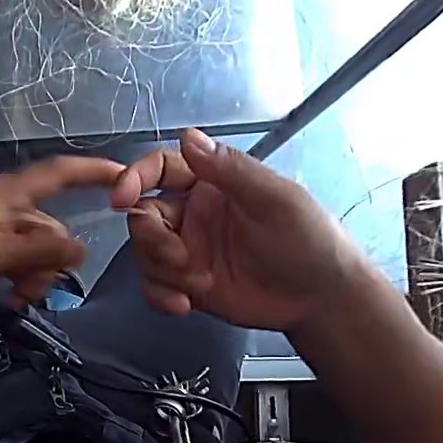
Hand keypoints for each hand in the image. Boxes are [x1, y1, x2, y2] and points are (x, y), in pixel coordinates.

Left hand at [0, 155, 123, 306]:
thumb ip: (41, 248)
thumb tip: (82, 248)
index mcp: (9, 194)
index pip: (59, 172)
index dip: (93, 170)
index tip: (125, 173)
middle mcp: (7, 206)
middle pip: (52, 227)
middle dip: (51, 259)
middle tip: (31, 289)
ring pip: (37, 250)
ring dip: (34, 276)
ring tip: (15, 297)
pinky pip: (19, 262)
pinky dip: (20, 280)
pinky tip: (9, 298)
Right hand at [109, 129, 375, 333]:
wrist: (320, 298)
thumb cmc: (307, 238)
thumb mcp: (274, 198)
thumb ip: (231, 170)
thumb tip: (188, 137)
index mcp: (212, 184)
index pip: (160, 170)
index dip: (134, 178)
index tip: (122, 198)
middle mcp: (195, 215)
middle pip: (144, 217)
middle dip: (152, 239)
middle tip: (180, 257)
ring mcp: (190, 252)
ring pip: (144, 254)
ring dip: (161, 271)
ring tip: (197, 285)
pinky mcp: (189, 286)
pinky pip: (155, 286)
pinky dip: (160, 296)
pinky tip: (184, 305)